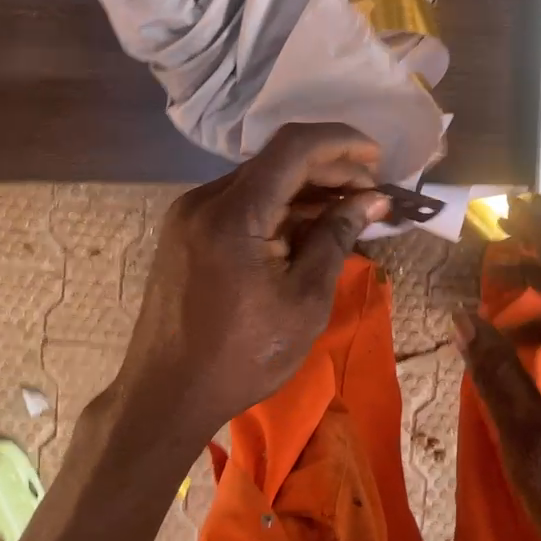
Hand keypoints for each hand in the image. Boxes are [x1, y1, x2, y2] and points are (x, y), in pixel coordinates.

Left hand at [116, 123, 390, 430]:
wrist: (163, 398)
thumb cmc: (241, 358)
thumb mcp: (304, 301)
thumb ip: (337, 238)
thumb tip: (372, 200)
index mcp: (233, 214)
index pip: (294, 147)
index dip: (341, 142)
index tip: (377, 158)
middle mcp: (205, 199)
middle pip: (278, 160)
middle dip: (330, 169)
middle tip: (371, 196)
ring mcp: (190, 213)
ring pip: (261, 178)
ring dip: (307, 188)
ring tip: (348, 212)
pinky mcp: (187, 229)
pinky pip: (242, 200)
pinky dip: (280, 205)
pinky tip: (309, 227)